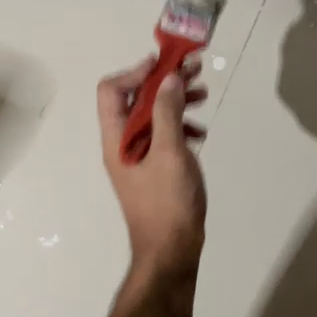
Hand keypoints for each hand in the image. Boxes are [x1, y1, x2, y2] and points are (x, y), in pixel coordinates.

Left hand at [98, 56, 208, 274]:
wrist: (171, 252)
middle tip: (194, 68)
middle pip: (136, 98)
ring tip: (204, 93)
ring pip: (153, 114)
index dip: (135, 72)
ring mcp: (140, 155)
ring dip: (176, 99)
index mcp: (116, 138)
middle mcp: (123, 142)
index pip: (112, 90)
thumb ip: (167, 112)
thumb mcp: (169, 152)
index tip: (165, 64)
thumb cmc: (167, 203)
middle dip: (164, 80)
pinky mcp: (156, 166)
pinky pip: (165, 134)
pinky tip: (201, 130)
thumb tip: (168, 77)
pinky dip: (182, 124)